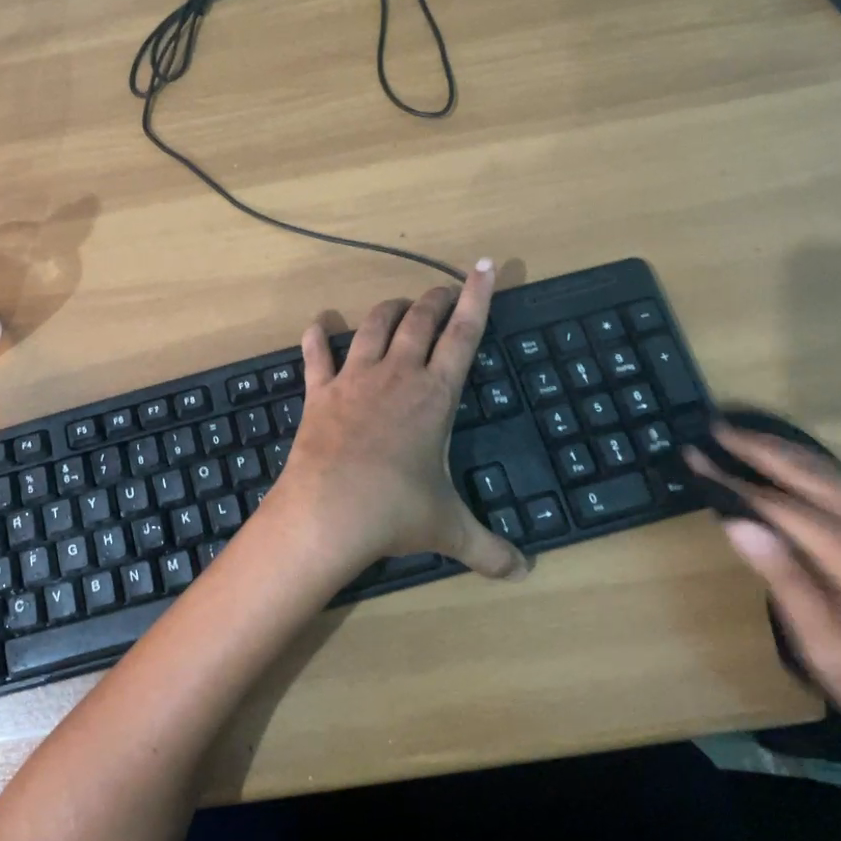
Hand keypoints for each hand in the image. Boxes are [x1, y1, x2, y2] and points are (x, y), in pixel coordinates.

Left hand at [271, 259, 529, 582]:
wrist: (327, 512)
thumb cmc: (395, 513)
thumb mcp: (450, 531)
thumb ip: (489, 550)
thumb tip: (524, 574)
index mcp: (435, 395)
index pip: (464, 334)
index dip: (477, 296)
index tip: (482, 266)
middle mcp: (396, 375)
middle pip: (419, 320)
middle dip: (436, 298)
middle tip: (444, 289)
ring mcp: (354, 380)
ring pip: (373, 326)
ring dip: (389, 310)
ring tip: (400, 305)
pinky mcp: (319, 393)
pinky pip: (316, 355)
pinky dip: (318, 337)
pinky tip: (318, 325)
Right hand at [688, 427, 840, 776]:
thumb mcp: (828, 650)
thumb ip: (786, 580)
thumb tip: (736, 521)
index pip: (781, 504)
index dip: (731, 479)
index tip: (692, 455)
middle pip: (816, 474)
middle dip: (762, 448)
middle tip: (715, 427)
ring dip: (792, 454)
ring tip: (749, 441)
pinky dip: (822, 472)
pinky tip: (805, 474)